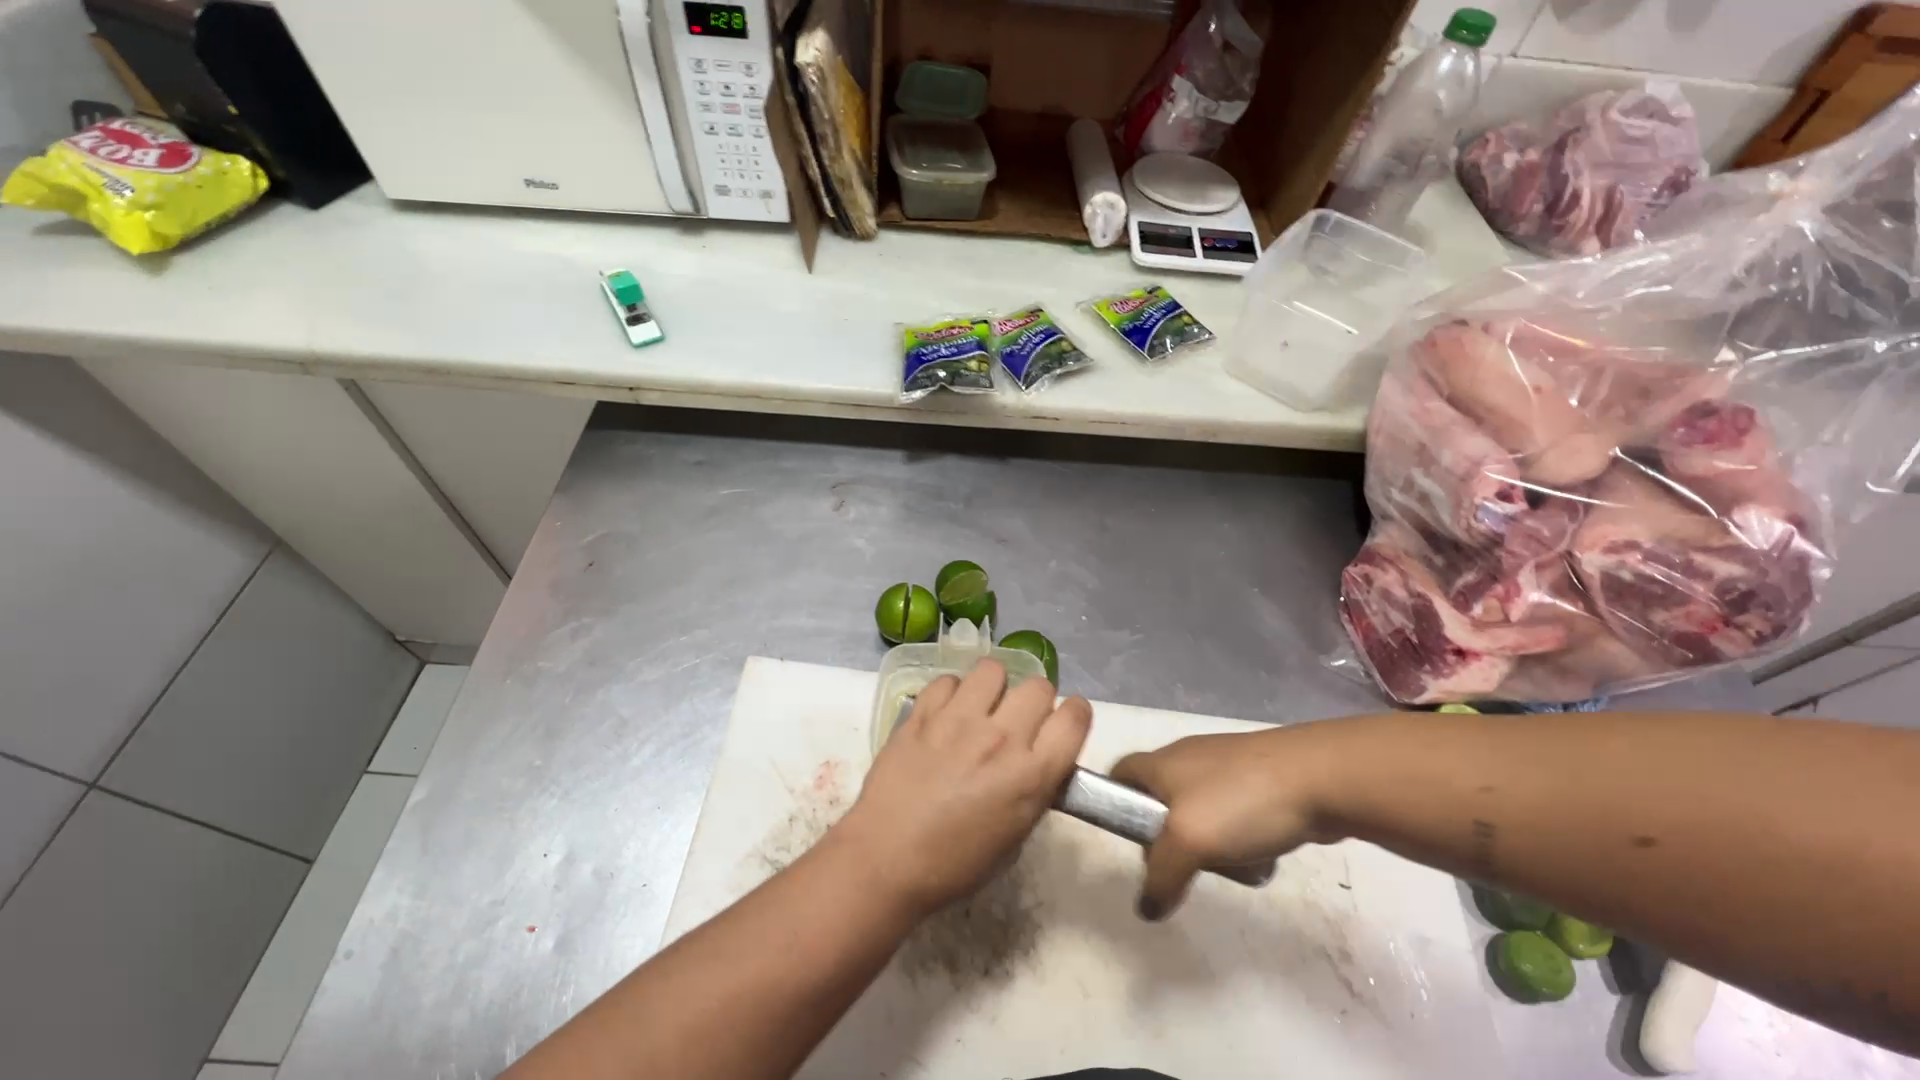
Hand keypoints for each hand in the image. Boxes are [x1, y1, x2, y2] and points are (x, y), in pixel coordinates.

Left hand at [830, 659, 1091, 916]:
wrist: (887, 860)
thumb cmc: (956, 863)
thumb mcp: (1016, 833)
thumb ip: (1035, 787)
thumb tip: (1039, 758)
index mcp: (1032, 775)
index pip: (1075, 717)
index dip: (1074, 715)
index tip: (1062, 723)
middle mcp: (1001, 738)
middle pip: (1038, 686)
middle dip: (1035, 700)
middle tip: (1017, 721)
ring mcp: (958, 721)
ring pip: (993, 669)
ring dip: (994, 687)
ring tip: (981, 708)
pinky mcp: (922, 714)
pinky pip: (948, 680)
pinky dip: (952, 693)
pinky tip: (945, 715)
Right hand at [1113, 728, 1337, 919]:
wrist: (1323, 777)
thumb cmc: (1241, 801)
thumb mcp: (1188, 841)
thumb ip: (1162, 876)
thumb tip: (1147, 908)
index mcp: (1161, 762)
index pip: (1118, 775)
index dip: (1113, 804)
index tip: (1128, 841)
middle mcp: (1188, 759)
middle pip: (1160, 802)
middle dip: (1168, 839)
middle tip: (1182, 867)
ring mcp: (1227, 768)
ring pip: (1200, 814)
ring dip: (1209, 845)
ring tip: (1228, 865)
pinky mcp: (1260, 779)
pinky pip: (1235, 815)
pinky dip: (1241, 839)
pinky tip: (1259, 858)